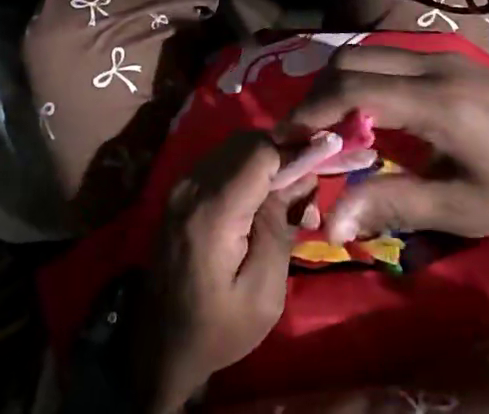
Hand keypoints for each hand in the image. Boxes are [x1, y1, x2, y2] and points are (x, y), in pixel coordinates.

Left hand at [133, 132, 314, 413]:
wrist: (163, 346)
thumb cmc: (219, 329)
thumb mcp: (264, 292)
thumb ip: (280, 226)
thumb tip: (302, 176)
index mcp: (212, 211)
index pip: (259, 151)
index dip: (295, 150)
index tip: (326, 161)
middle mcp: (192, 186)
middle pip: (247, 143)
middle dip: (284, 154)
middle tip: (311, 188)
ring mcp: (181, 186)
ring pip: (235, 148)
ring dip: (267, 161)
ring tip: (292, 199)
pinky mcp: (181, 192)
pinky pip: (221, 162)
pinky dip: (248, 170)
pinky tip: (265, 201)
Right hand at [285, 47, 488, 245]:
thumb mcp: (463, 209)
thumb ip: (392, 203)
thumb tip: (331, 221)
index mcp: (437, 101)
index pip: (352, 87)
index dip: (310, 109)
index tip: (285, 136)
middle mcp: (437, 65)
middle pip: (354, 59)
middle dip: (320, 91)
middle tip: (307, 133)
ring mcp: (450, 58)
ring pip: (374, 53)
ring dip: (344, 81)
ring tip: (335, 126)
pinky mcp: (460, 62)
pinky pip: (396, 57)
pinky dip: (370, 77)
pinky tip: (376, 115)